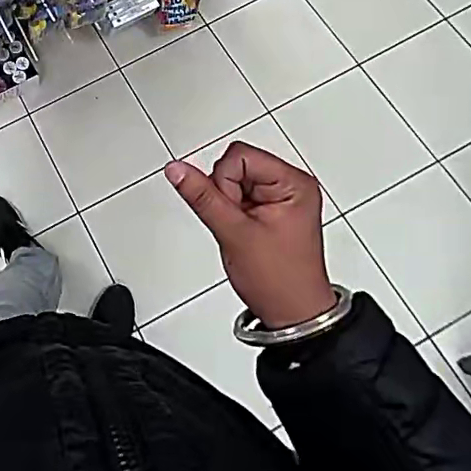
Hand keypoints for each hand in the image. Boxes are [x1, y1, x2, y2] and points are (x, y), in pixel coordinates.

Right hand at [166, 145, 335, 328]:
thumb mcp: (234, 234)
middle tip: (240, 225)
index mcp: (293, 182)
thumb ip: (202, 196)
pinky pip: (240, 193)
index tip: (233, 212)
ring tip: (244, 231)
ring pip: (235, 179)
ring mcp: (283, 195)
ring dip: (230, 204)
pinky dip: (234, 211)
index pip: (239, 156)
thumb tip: (177, 170)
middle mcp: (292, 184)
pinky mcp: (273, 205)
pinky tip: (245, 231)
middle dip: (226, 194)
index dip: (224, 183)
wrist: (293, 315)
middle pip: (236, 164)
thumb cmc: (280, 281)